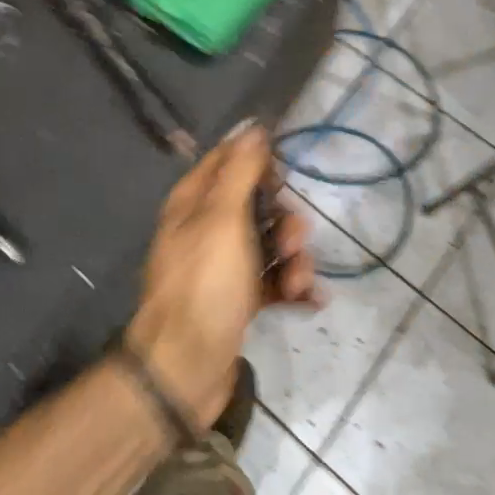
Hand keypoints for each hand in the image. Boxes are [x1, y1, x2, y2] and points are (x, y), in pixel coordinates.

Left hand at [126, 123, 320, 425]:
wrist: (184, 368)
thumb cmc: (203, 284)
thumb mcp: (222, 219)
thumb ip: (239, 171)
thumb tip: (251, 126)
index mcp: (193, 202)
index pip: (227, 160)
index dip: (258, 159)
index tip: (287, 168)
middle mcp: (205, 228)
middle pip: (257, 205)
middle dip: (284, 220)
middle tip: (294, 240)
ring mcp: (222, 266)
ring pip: (269, 245)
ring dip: (293, 259)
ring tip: (298, 282)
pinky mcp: (237, 301)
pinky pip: (272, 282)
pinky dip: (291, 287)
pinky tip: (310, 301)